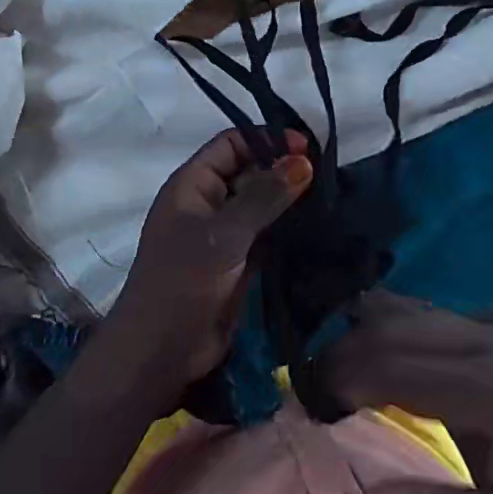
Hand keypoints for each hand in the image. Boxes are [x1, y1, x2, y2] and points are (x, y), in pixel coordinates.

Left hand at [106, 128, 312, 384]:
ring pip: (261, 206)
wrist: (161, 352)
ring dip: (290, 202)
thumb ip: (264, 197)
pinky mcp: (238, 264)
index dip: (266, 140)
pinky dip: (289, 231)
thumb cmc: (183, 283)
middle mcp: (207, 204)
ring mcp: (223, 235)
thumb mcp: (224, 235)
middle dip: (283, 170)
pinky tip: (320, 228)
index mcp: (192, 185)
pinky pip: (267, 236)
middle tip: (328, 175)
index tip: (308, 148)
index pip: (231, 145)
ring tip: (331, 198)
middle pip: (249, 172)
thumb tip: (304, 161)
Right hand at [320, 293, 492, 493]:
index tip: (299, 402)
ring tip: (332, 373)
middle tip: (307, 391)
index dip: (337, 379)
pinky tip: (379, 354)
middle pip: (392, 328)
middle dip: (340, 352)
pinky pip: (434, 318)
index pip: (389, 366)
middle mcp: (490, 344)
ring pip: (410, 312)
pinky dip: (395, 328)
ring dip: (365, 335)